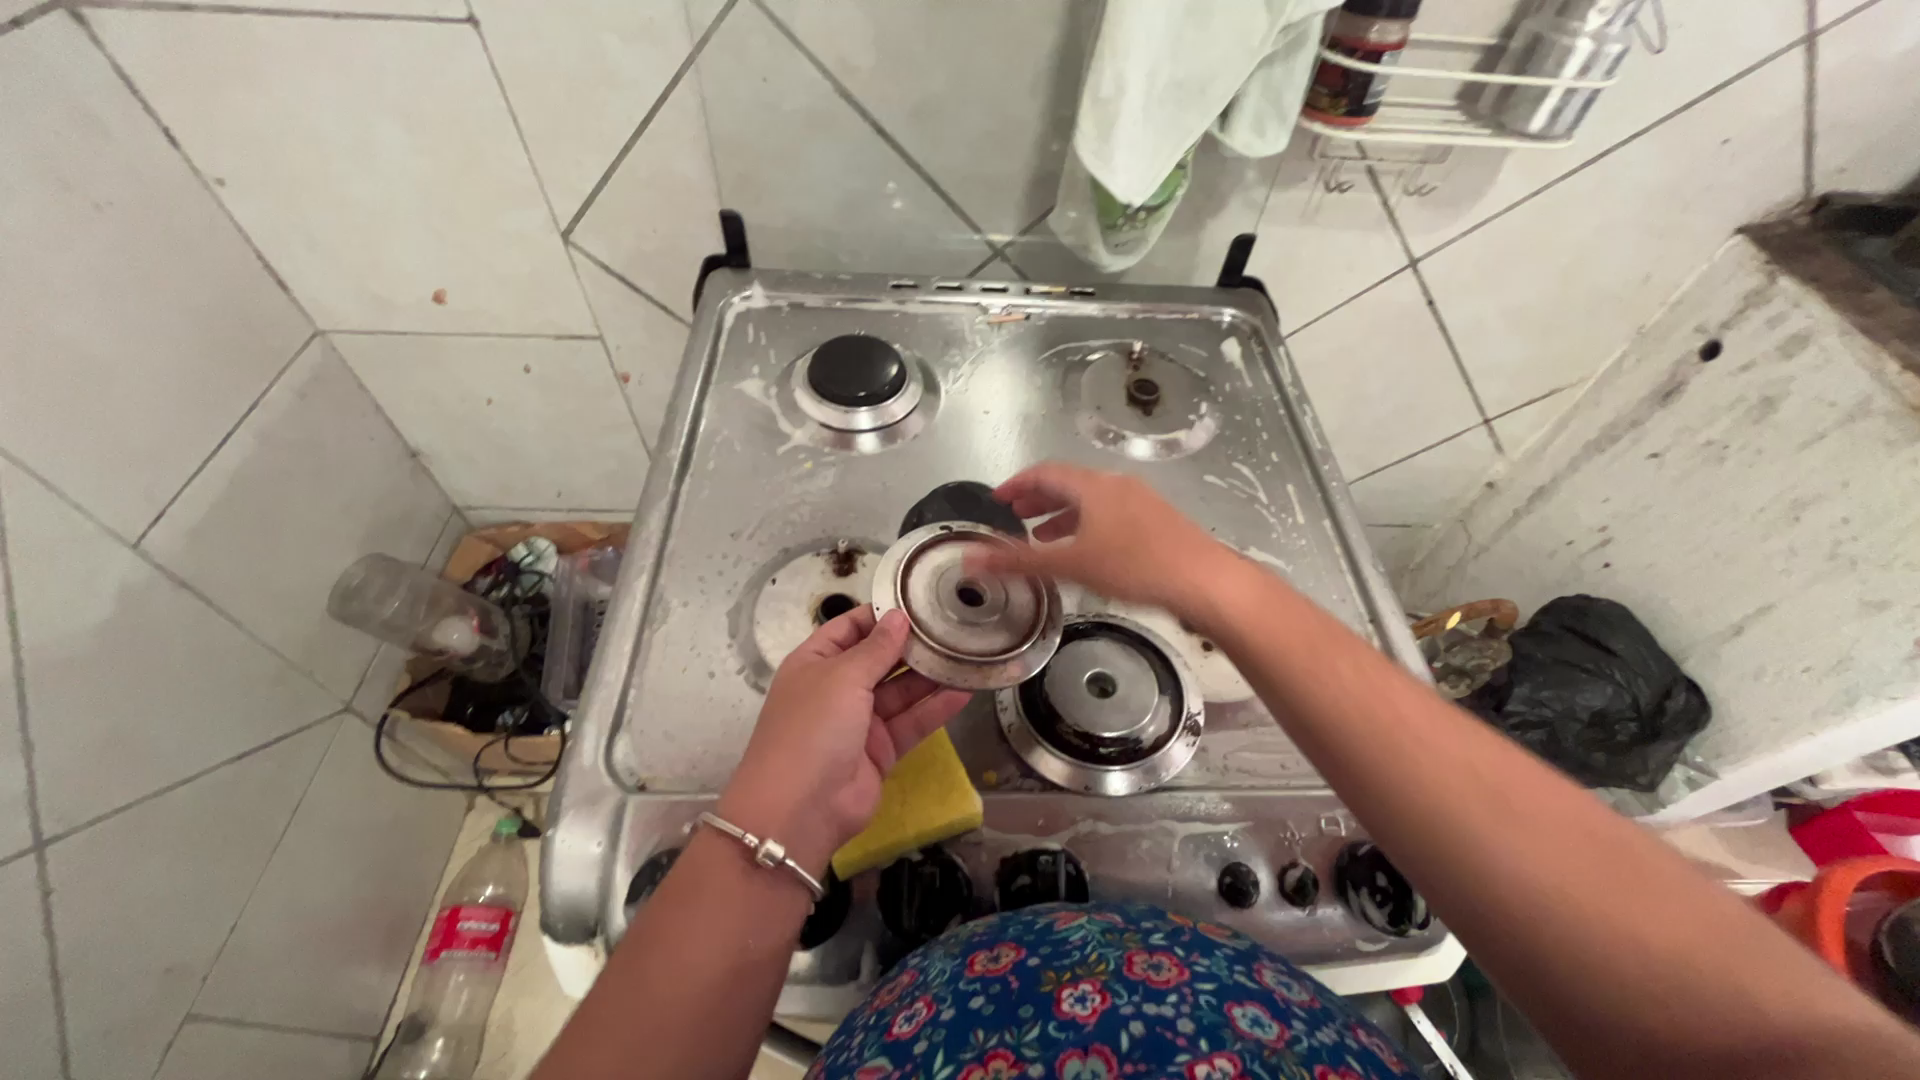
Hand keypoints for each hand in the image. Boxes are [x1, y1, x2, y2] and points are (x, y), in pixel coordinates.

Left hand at [718, 608, 971, 877]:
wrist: (799, 810)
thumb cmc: (812, 728)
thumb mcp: (842, 678)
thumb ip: (876, 648)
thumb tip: (898, 616)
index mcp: (815, 662)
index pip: (851, 628)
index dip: (882, 615)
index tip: (921, 602)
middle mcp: (837, 688)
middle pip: (880, 659)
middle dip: (913, 645)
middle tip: (955, 626)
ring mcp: (859, 722)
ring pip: (901, 691)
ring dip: (931, 676)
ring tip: (967, 654)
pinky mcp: (880, 751)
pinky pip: (911, 723)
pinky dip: (935, 709)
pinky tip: (964, 691)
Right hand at [968, 462, 1233, 617]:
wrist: (1204, 580)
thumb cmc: (1134, 566)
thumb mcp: (1070, 564)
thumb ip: (1018, 561)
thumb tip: (970, 559)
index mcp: (1093, 486)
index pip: (1044, 473)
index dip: (1016, 484)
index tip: (996, 499)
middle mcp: (1116, 484)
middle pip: (1068, 483)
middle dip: (1038, 499)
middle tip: (1014, 517)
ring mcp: (1140, 501)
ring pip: (1090, 500)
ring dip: (1062, 515)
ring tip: (1042, 538)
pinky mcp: (1156, 520)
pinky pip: (1109, 513)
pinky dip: (1086, 525)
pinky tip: (1085, 552)